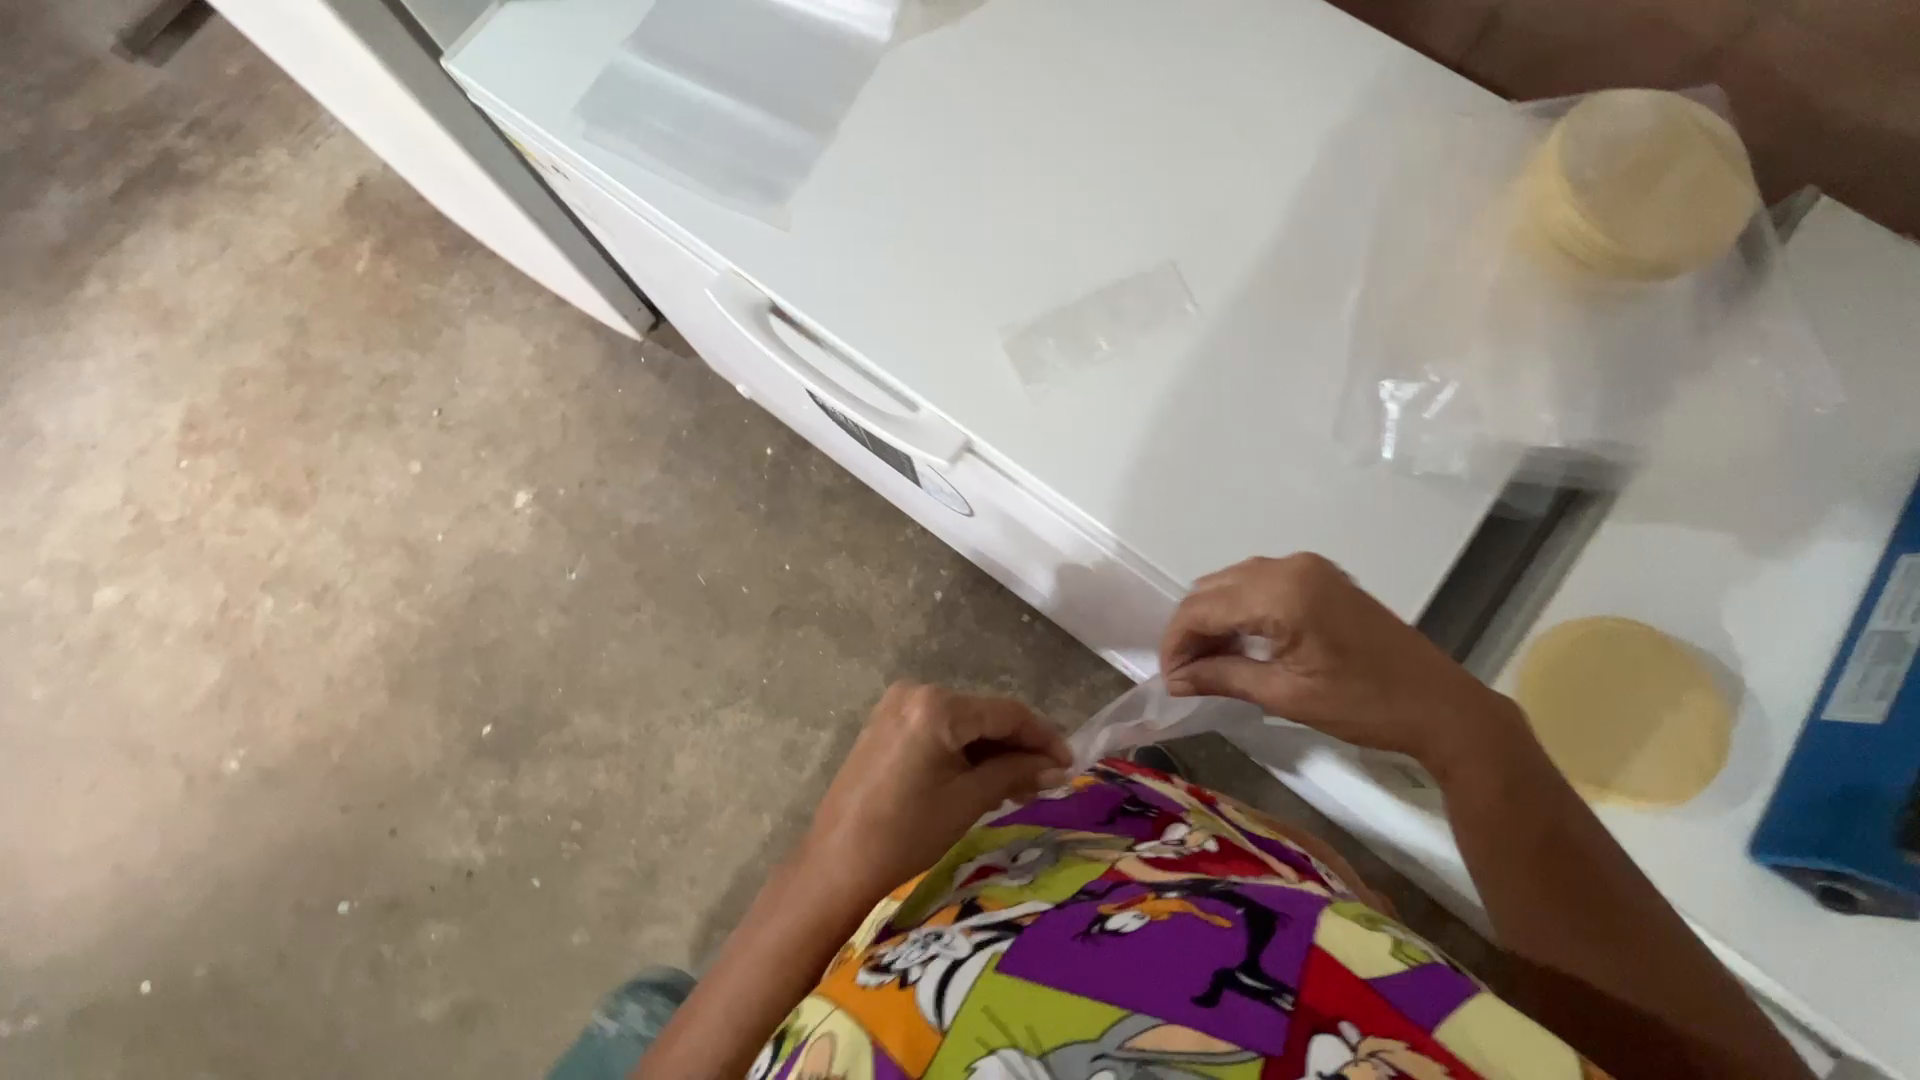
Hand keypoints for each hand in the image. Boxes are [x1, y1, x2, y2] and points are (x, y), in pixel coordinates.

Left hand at [800, 682, 1071, 899]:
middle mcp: (914, 692)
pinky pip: (938, 730)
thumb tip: (1057, 768)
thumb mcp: (968, 801)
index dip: (1043, 736)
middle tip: (1047, 781)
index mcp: (936, 705)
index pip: (1006, 712)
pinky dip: (964, 751)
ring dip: (992, 751)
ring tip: (1021, 787)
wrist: (836, 867)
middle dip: (1018, 746)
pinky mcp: (884, 726)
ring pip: (962, 723)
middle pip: (984, 714)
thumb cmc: (905, 835)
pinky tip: (985, 780)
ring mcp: (895, 707)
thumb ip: (1015, 773)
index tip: (1070, 764)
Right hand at [1159, 554, 1526, 774]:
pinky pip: (1259, 584)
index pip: (1201, 608)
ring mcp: (1308, 567)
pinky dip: (1240, 611)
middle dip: (1190, 631)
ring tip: (1208, 664)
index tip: (1168, 680)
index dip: (1175, 644)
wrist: (1442, 705)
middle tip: (1185, 676)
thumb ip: (1222, 677)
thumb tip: (1174, 680)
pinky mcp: (1321, 577)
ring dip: (1213, 619)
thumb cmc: (1364, 705)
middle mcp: (1289, 566)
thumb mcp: (1286, 695)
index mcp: (1281, 592)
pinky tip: (1239, 645)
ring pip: (1233, 584)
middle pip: (1212, 590)